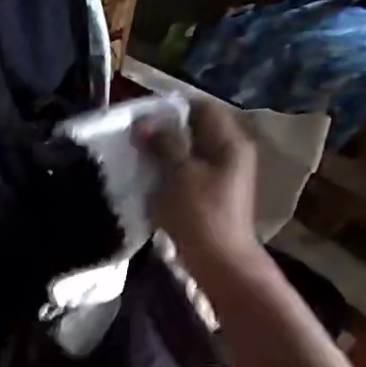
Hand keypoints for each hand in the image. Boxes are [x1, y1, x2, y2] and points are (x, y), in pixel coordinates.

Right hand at [134, 98, 261, 272]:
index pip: (203, 108)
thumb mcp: (180, 174)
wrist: (218, 258)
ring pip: (189, 151)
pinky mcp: (209, 192)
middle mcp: (231, 153)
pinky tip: (148, 176)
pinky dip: (168, 169)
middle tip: (134, 135)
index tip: (142, 115)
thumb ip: (165, 144)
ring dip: (164, 151)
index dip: (173, 107)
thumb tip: (145, 122)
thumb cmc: (200, 212)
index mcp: (230, 143)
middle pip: (196, 129)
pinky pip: (187, 170)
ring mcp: (222, 174)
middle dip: (165, 129)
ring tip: (137, 154)